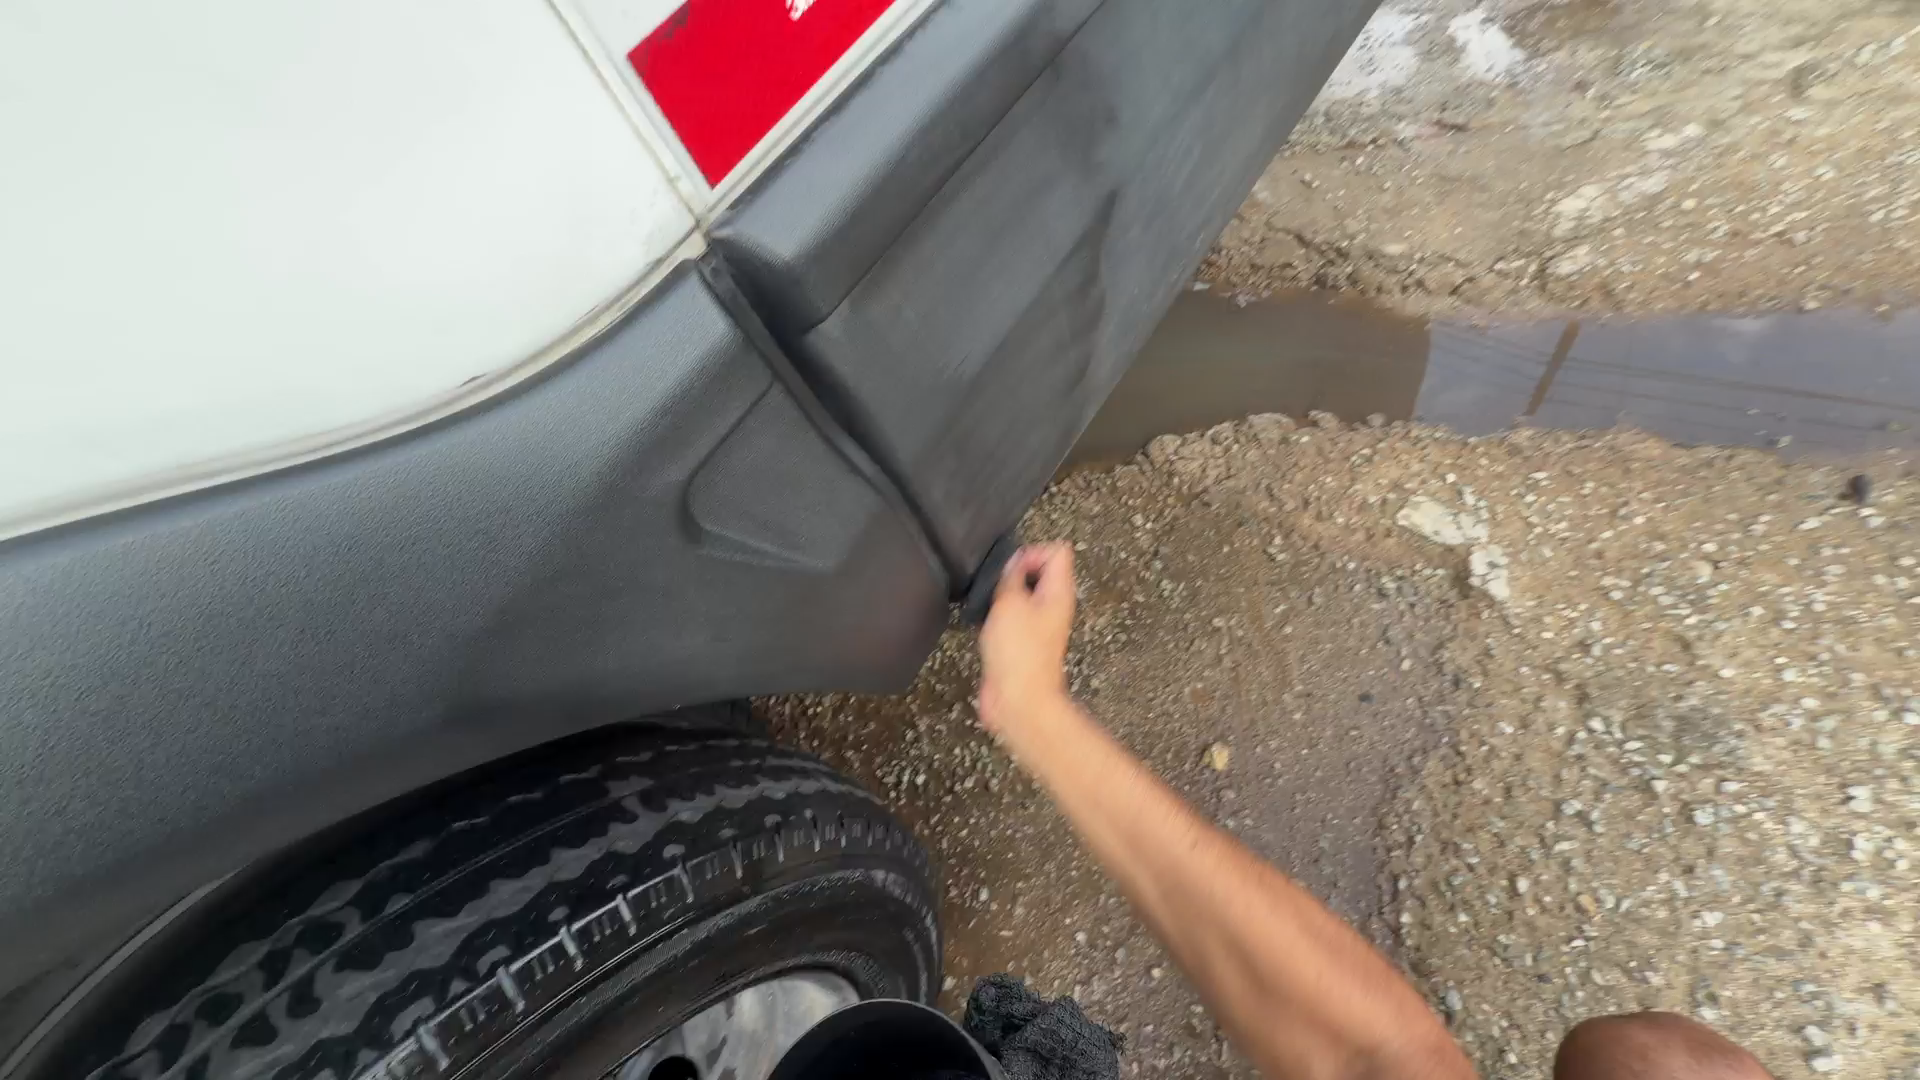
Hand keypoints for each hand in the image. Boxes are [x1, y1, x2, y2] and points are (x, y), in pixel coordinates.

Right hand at [976, 542, 1076, 735]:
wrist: (1019, 700)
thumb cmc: (1020, 655)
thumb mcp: (1010, 603)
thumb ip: (1012, 577)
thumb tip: (1012, 562)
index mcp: (1059, 593)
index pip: (1058, 551)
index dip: (1032, 552)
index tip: (1011, 569)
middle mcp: (1053, 607)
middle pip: (1040, 571)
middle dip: (1015, 572)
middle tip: (998, 586)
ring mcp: (1038, 625)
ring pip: (1024, 594)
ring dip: (1004, 594)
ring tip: (991, 605)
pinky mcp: (1022, 642)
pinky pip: (1012, 617)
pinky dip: (998, 615)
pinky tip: (986, 624)